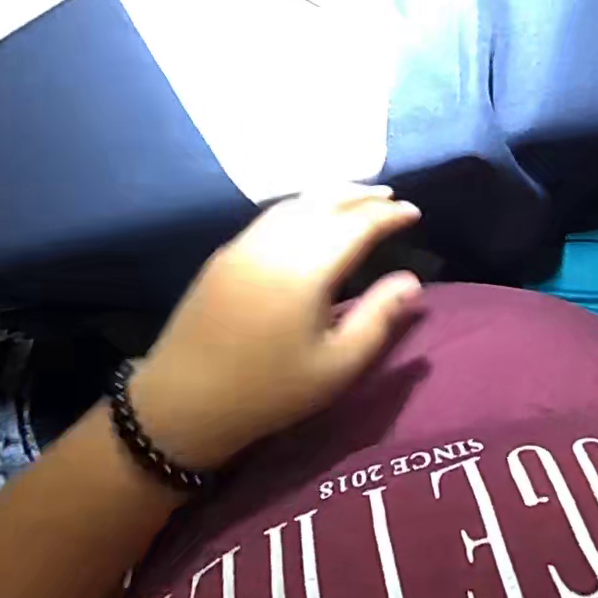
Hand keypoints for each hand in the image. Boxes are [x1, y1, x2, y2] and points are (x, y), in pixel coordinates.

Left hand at [123, 186, 423, 469]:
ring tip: (358, 198)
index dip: (389, 214)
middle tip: (391, 197)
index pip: (357, 224)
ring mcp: (244, 245)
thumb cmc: (270, 391)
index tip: (414, 212)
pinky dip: (302, 205)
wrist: (183, 404)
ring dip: (331, 194)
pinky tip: (311, 216)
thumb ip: (379, 317)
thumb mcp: (338, 365)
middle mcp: (274, 244)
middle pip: (325, 201)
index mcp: (306, 269)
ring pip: (295, 202)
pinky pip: (272, 215)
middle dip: (362, 195)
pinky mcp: (225, 255)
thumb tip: (412, 280)